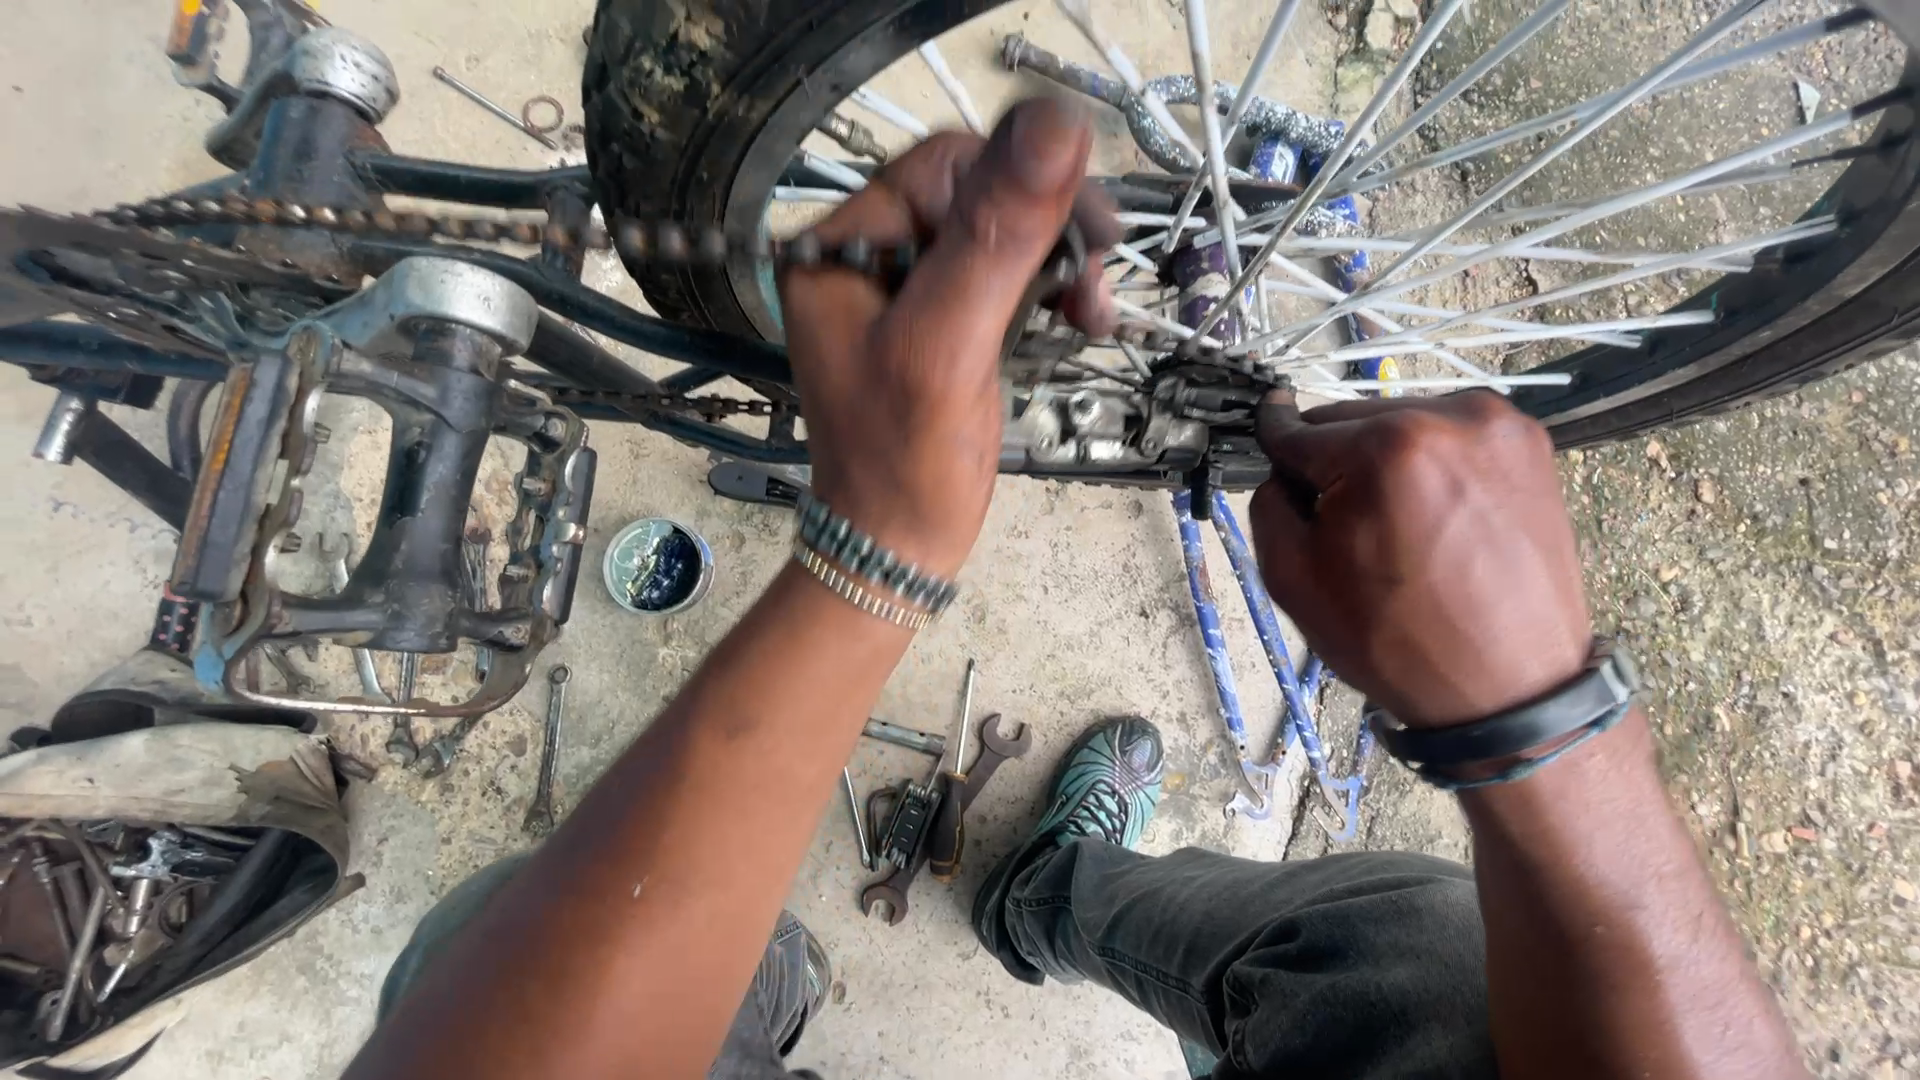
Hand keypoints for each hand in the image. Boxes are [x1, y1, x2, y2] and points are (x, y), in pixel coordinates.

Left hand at [777, 98, 1115, 578]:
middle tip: (1099, 272)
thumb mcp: (946, 347)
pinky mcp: (938, 323)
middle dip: (1045, 230)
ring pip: (995, 237)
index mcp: (840, 248)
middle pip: (973, 199)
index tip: (1087, 235)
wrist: (898, 546)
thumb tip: (1058, 120)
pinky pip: (999, 278)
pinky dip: (1045, 290)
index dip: (1019, 186)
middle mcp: (866, 258)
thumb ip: (994, 240)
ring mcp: (904, 292)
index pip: (941, 168)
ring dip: (1055, 261)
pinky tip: (1078, 314)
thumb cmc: (907, 462)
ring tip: (1093, 307)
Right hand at [1249, 391, 1592, 727]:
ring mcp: (1499, 426)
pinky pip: (1444, 436)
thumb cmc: (1391, 638)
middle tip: (1333, 516)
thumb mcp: (1290, 576)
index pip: (1297, 428)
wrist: (1506, 687)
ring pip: (1397, 422)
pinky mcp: (1529, 445)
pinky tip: (1426, 512)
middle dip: (1328, 460)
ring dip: (1375, 458)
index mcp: (1384, 447)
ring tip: (1385, 519)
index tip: (1261, 429)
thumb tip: (1286, 470)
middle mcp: (1449, 415)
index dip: (1270, 440)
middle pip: (1347, 419)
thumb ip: (1268, 501)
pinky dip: (1422, 462)